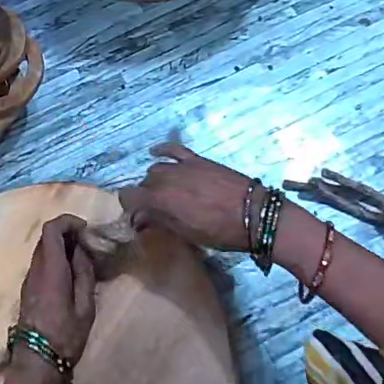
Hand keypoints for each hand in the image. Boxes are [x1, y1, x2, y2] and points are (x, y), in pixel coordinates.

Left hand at [13, 215, 96, 383]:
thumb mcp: (85, 307)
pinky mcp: (28, 290)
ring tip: (83, 262)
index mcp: (49, 269)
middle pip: (46, 238)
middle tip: (88, 246)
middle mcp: (35, 269)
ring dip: (61, 248)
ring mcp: (28, 280)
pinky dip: (56, 261)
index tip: (86, 230)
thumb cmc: (65, 336)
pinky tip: (71, 276)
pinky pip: (41, 265)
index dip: (68, 222)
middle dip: (67, 234)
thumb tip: (81, 251)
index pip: (51, 230)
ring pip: (43, 251)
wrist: (36, 363)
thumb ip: (83, 274)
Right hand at [118, 140, 259, 251]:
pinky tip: (155, 152)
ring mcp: (182, 166)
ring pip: (156, 169)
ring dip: (155, 180)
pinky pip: (173, 149)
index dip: (129, 207)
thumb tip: (142, 219)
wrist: (256, 215)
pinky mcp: (197, 160)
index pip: (128, 196)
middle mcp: (165, 178)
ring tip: (164, 192)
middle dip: (145, 196)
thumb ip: (161, 222)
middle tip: (155, 211)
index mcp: (160, 199)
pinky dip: (162, 150)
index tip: (137, 218)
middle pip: (143, 183)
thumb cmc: (221, 232)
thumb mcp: (187, 234)